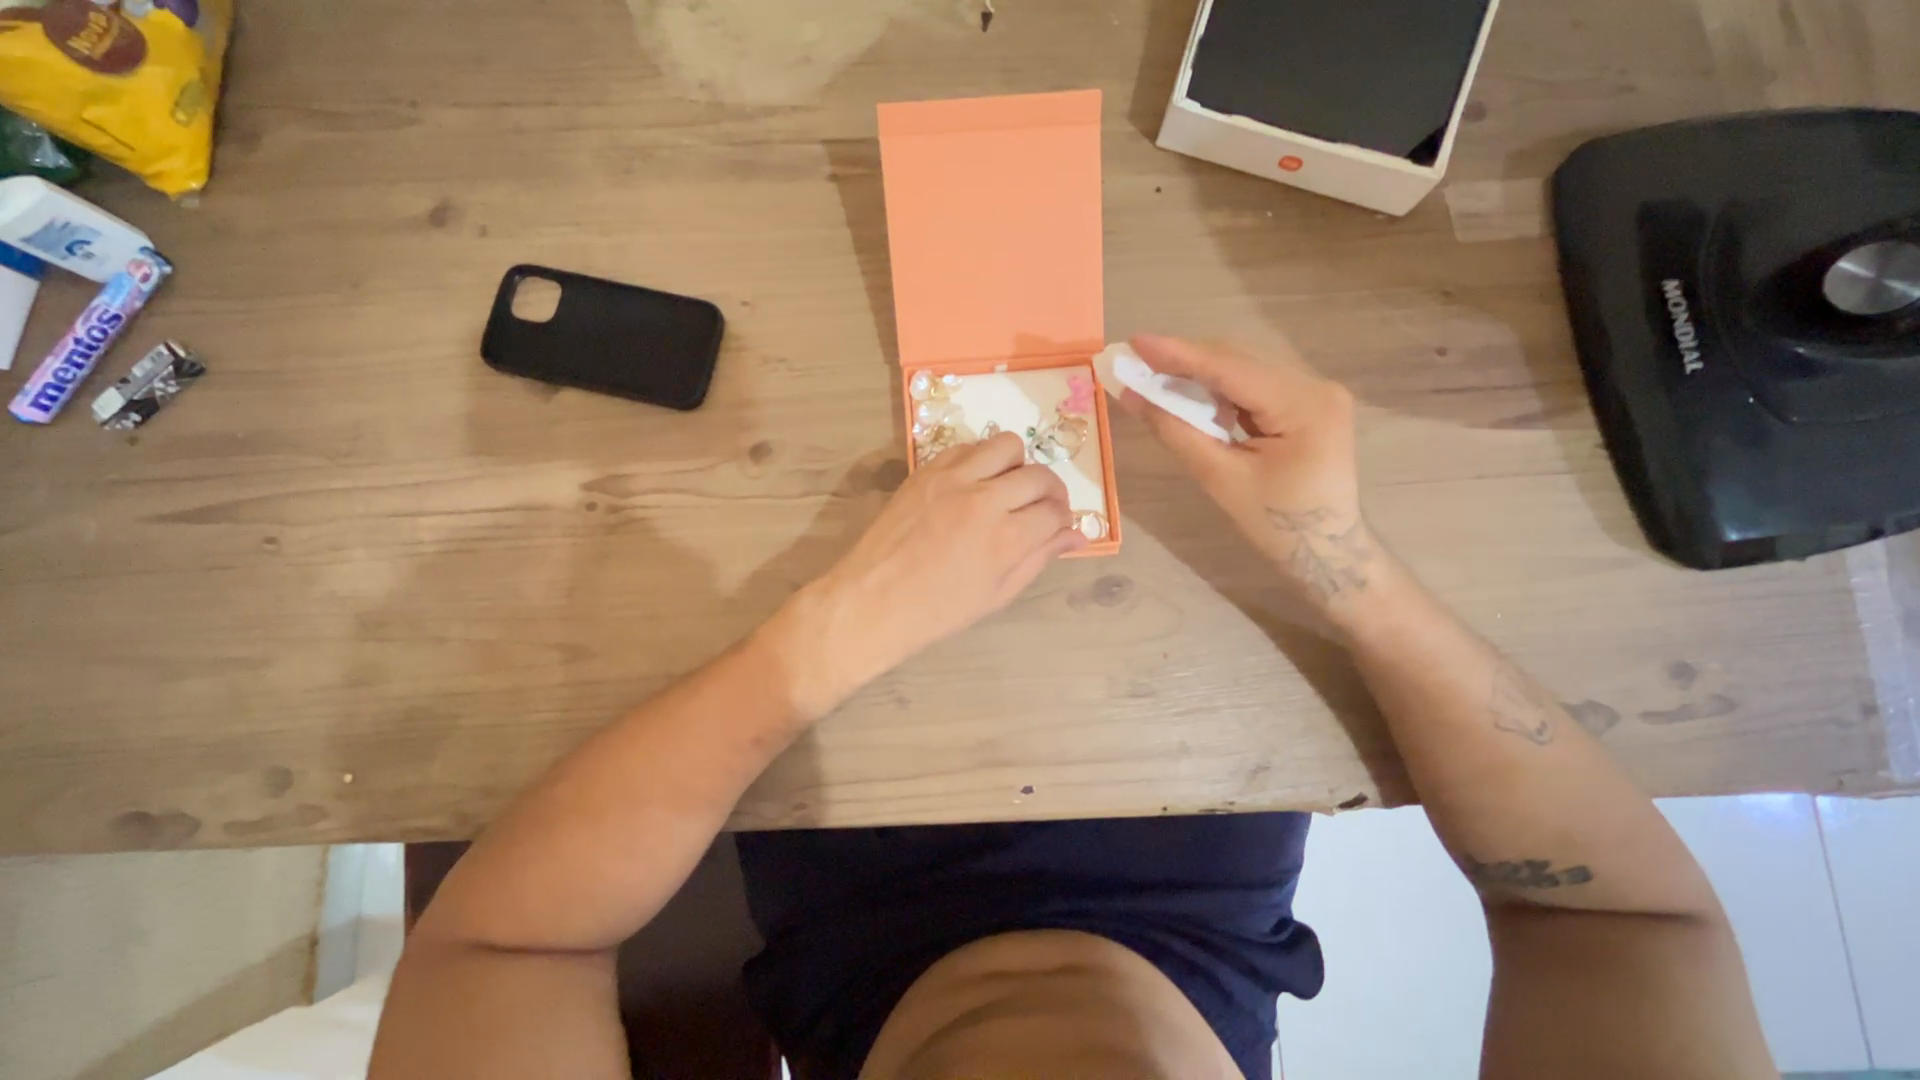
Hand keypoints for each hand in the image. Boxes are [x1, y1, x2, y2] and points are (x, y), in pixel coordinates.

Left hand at [776, 432, 1086, 717]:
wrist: (873, 600)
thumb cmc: (938, 610)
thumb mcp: (997, 594)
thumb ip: (1038, 558)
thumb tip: (1077, 536)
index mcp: (1005, 539)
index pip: (1055, 512)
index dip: (1063, 519)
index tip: (1058, 526)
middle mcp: (984, 500)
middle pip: (1038, 475)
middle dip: (1051, 491)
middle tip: (1043, 508)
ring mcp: (953, 479)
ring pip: (1006, 446)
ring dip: (1018, 464)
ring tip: (1009, 487)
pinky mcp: (927, 471)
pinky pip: (968, 447)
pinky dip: (982, 459)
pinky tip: (977, 483)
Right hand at [1121, 333, 1378, 608]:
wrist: (1328, 553)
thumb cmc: (1276, 525)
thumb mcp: (1220, 478)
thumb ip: (1175, 431)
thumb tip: (1131, 395)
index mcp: (1304, 405)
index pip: (1231, 369)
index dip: (1179, 354)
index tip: (1135, 342)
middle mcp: (1316, 386)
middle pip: (1239, 360)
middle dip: (1186, 361)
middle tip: (1137, 362)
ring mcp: (1317, 392)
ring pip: (1246, 369)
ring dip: (1201, 373)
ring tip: (1155, 377)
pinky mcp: (1309, 403)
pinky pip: (1256, 385)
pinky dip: (1221, 389)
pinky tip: (1192, 395)